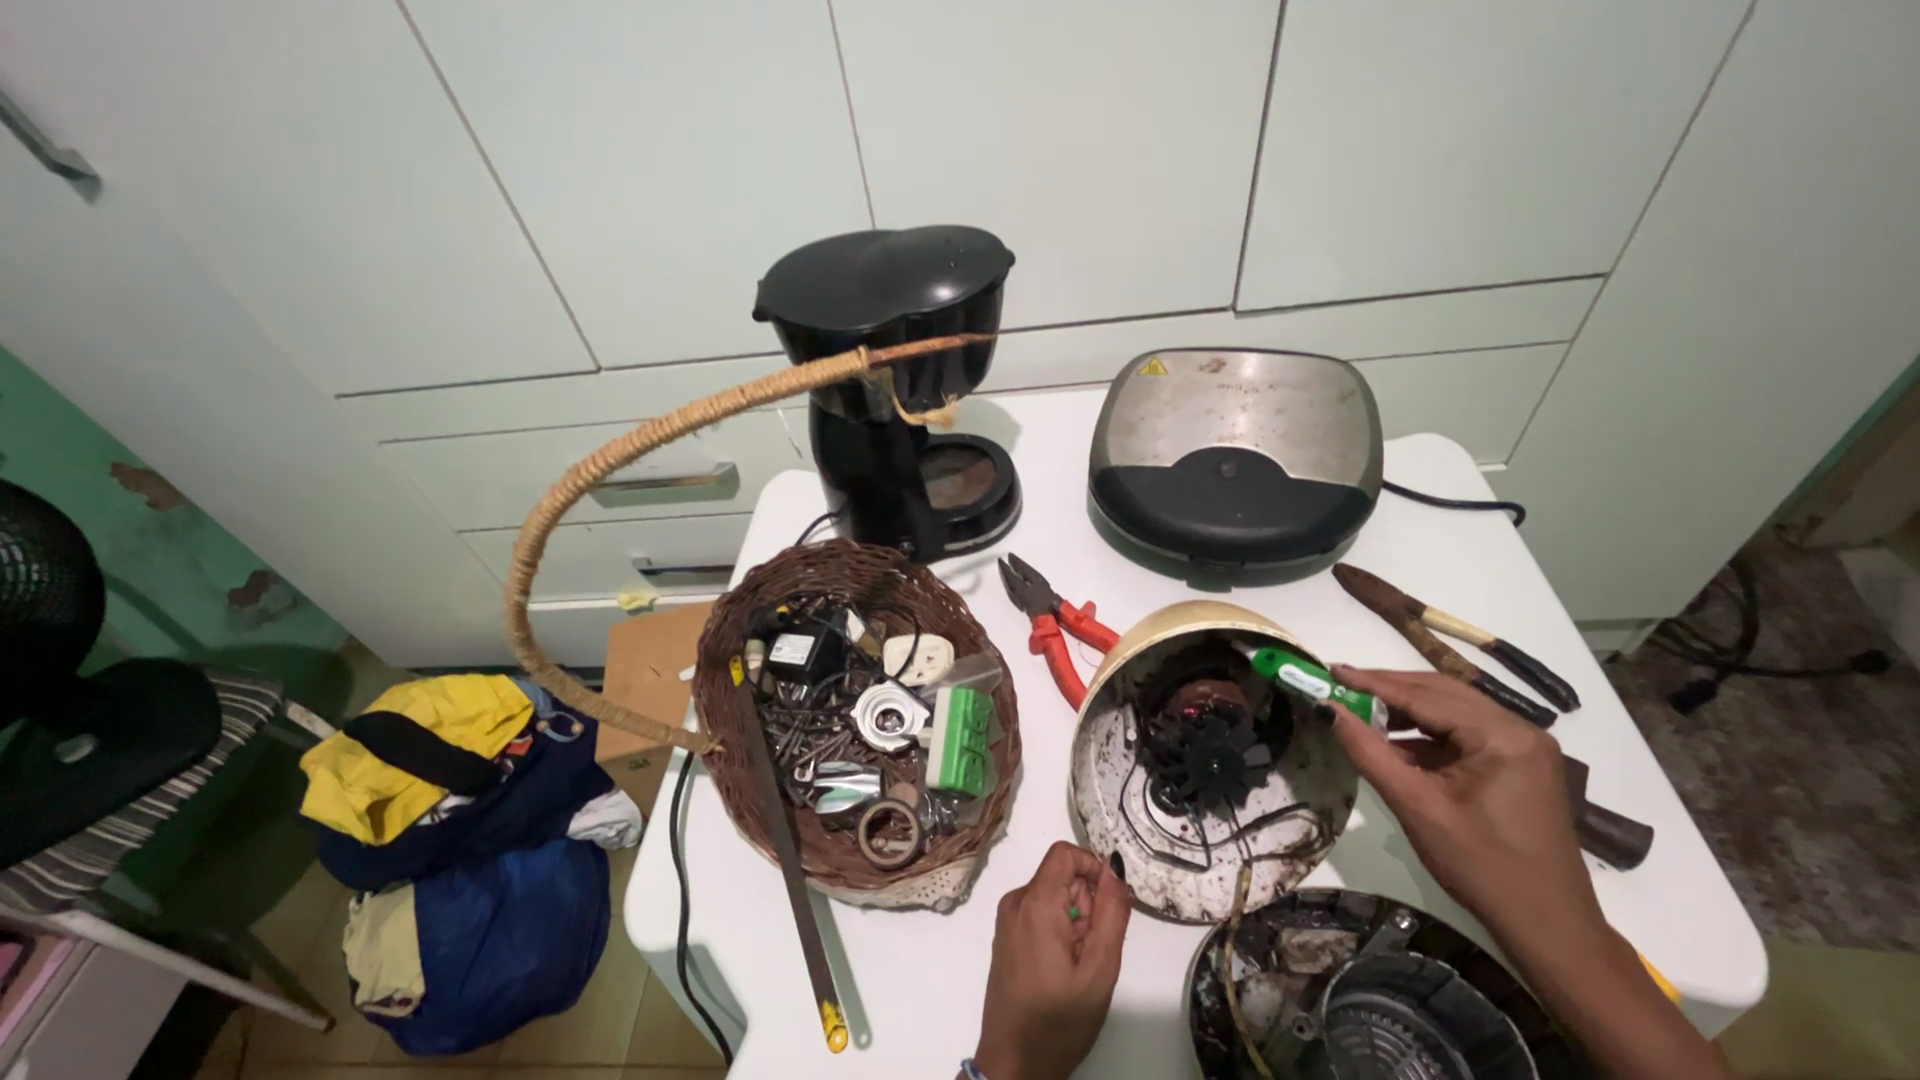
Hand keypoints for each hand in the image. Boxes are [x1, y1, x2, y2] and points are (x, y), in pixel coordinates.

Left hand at [970, 841, 1130, 1079]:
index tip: (1109, 906)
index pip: (1065, 853)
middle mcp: (1015, 902)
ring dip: (1076, 919)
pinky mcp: (1006, 936)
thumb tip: (1115, 868)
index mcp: (1034, 903)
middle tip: (1094, 948)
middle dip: (1087, 902)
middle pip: (1061, 876)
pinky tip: (1063, 968)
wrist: (1013, 1063)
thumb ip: (1112, 912)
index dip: (1093, 868)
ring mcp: (1007, 919)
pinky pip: (1039, 913)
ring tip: (1079, 963)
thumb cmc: (1058, 1020)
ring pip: (1053, 896)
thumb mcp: (1099, 968)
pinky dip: (1059, 929)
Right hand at [1326, 667, 1600, 937]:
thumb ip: (1370, 753)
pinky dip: (1427, 733)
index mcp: (1502, 737)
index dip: (1374, 682)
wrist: (1546, 923)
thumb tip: (1331, 710)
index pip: (1426, 696)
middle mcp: (1520, 730)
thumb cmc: (1480, 866)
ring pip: (1453, 710)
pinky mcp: (1520, 764)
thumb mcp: (1416, 807)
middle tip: (1341, 684)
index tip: (1332, 670)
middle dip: (1390, 688)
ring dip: (1407, 709)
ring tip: (1361, 710)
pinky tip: (1396, 742)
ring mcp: (1524, 746)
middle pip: (1443, 693)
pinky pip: (1465, 734)